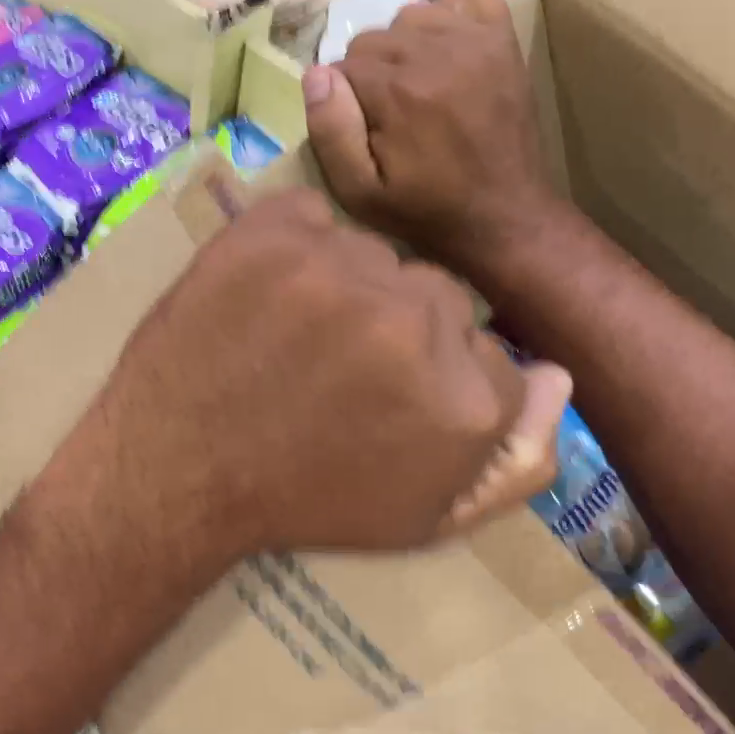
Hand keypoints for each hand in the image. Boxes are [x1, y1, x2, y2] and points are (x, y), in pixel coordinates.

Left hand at [41, 190, 554, 569]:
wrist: (175, 470)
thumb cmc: (297, 501)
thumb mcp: (421, 517)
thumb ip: (512, 460)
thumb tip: (559, 376)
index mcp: (467, 397)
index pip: (492, 354)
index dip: (438, 375)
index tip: (386, 396)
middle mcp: (417, 319)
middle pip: (437, 295)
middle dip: (399, 328)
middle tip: (333, 365)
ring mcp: (339, 267)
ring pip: (374, 254)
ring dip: (345, 285)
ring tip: (291, 334)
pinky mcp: (268, 232)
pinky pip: (307, 216)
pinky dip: (292, 243)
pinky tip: (263, 293)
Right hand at [305, 0, 558, 273]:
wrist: (501, 216)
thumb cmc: (422, 210)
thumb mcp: (358, 191)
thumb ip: (330, 132)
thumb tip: (316, 74)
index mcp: (397, 92)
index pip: (341, 65)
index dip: (339, 97)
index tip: (356, 126)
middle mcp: (436, 55)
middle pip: (373, 37)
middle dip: (366, 71)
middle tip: (382, 111)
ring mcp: (476, 43)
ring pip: (412, 15)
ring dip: (402, 44)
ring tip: (410, 83)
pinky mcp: (503, 43)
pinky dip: (451, 14)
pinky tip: (444, 48)